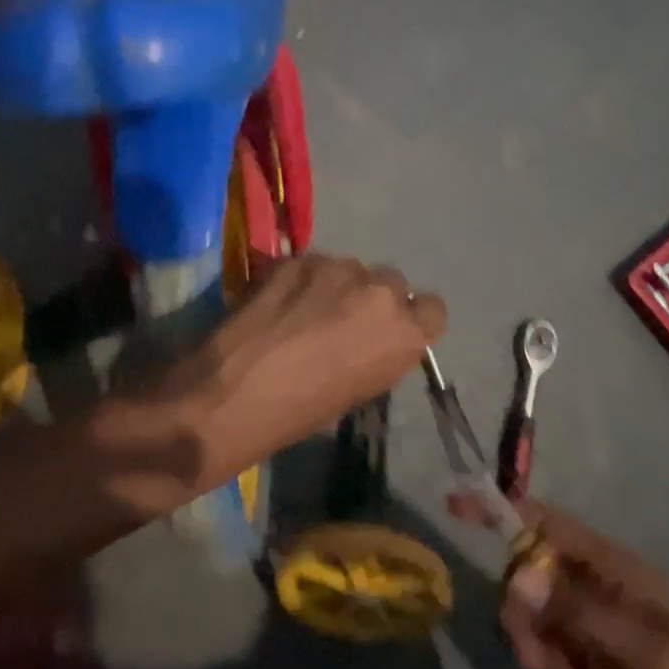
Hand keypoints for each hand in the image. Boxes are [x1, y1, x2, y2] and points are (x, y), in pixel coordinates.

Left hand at [166, 253, 446, 485]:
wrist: (237, 391)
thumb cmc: (300, 411)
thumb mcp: (359, 389)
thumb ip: (377, 351)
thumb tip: (367, 337)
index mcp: (406, 334)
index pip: (432, 308)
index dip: (409, 317)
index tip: (386, 329)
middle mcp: (381, 292)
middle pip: (389, 282)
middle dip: (369, 296)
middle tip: (340, 318)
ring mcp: (337, 268)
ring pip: (348, 268)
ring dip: (334, 283)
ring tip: (302, 309)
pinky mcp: (298, 257)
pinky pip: (310, 263)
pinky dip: (299, 278)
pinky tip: (276, 300)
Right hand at [500, 502, 668, 668]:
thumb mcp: (667, 653)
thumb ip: (589, 611)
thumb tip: (519, 568)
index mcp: (625, 575)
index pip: (552, 527)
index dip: (505, 510)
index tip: (456, 506)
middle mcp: (612, 606)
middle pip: (536, 592)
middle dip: (529, 623)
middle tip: (542, 659)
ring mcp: (615, 654)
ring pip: (551, 650)